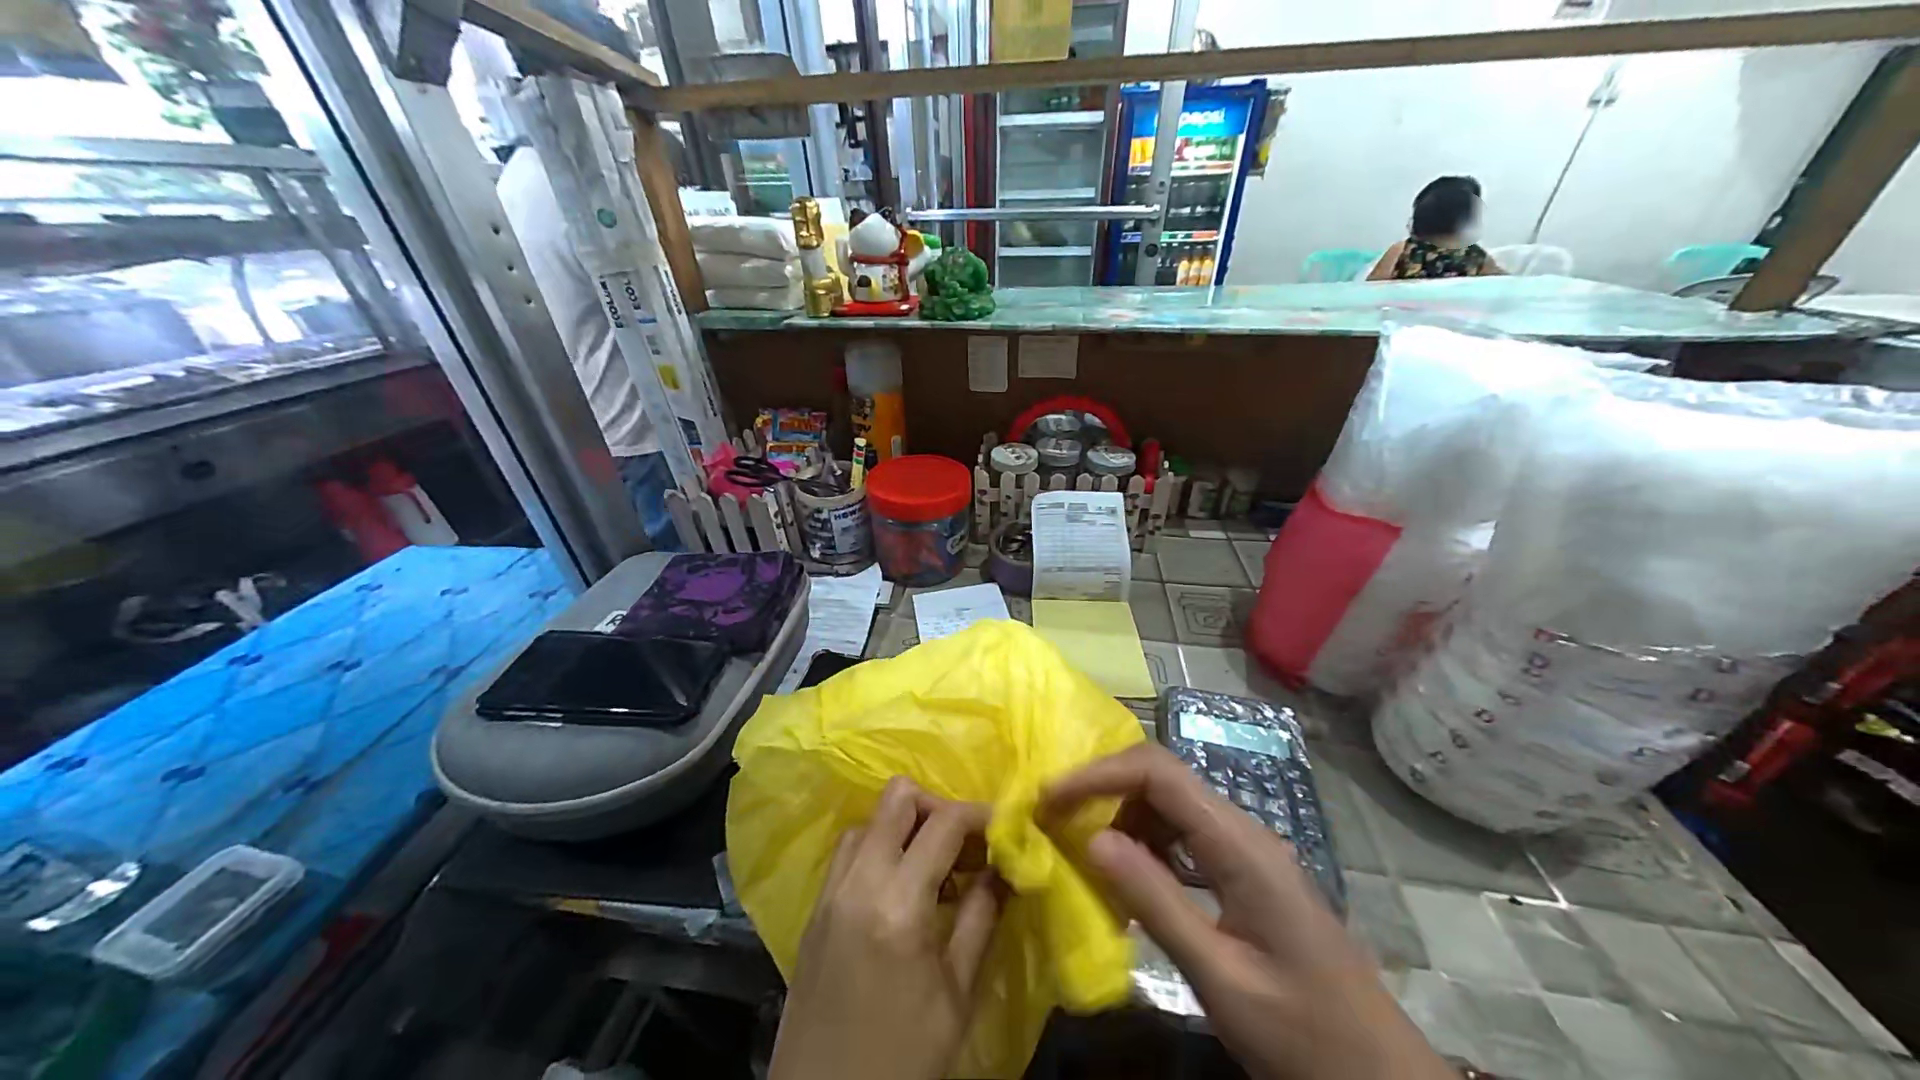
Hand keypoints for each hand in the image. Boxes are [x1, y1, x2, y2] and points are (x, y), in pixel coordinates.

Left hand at [769, 777, 1003, 1079]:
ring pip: (868, 820)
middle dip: (938, 807)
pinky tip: (901, 886)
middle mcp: (857, 882)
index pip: (943, 822)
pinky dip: (879, 847)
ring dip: (905, 826)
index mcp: (897, 904)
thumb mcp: (956, 994)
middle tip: (965, 846)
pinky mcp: (814, 909)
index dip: (979, 815)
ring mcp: (829, 892)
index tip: (1003, 831)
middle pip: (896, 798)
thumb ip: (981, 918)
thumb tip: (1006, 867)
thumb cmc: (903, 1056)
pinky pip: (849, 851)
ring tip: (935, 868)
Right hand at [1042, 744, 1451, 1079]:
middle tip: (1054, 820)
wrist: (1380, 1079)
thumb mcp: (1221, 977)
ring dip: (1122, 816)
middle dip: (1103, 788)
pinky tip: (1127, 875)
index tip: (1049, 797)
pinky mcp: (1245, 874)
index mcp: (1242, 847)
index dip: (1098, 774)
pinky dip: (1146, 843)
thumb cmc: (1304, 1034)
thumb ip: (1156, 903)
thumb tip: (1092, 839)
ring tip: (1082, 848)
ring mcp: (1247, 851)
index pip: (1160, 773)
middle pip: (1163, 779)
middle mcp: (1245, 833)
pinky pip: (1184, 836)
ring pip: (1171, 804)